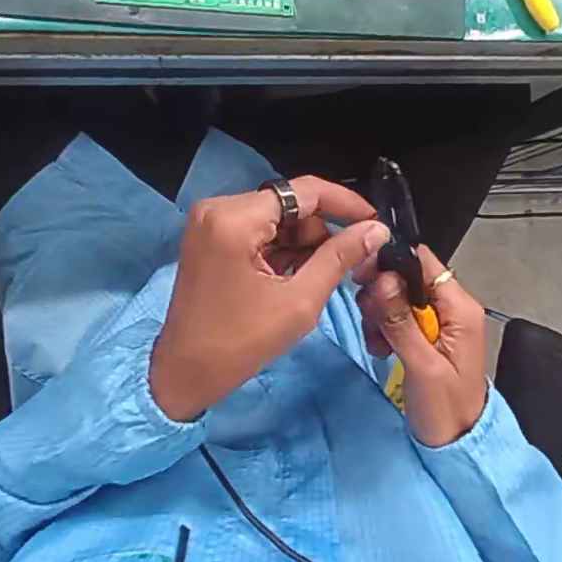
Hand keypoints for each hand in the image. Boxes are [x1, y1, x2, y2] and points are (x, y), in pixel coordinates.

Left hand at [151, 177, 388, 420]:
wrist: (186, 371)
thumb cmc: (240, 343)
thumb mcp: (299, 301)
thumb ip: (339, 257)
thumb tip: (375, 230)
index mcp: (233, 218)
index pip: (303, 190)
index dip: (346, 203)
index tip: (375, 222)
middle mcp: (216, 208)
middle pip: (289, 203)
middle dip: (320, 231)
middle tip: (346, 265)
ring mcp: (209, 221)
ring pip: (275, 217)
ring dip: (301, 243)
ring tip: (313, 279)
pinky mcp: (208, 236)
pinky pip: (256, 229)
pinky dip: (279, 249)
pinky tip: (291, 277)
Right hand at [357, 246, 488, 446]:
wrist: (457, 443)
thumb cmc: (446, 409)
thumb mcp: (422, 365)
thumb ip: (402, 321)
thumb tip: (383, 279)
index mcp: (460, 308)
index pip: (422, 261)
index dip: (389, 263)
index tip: (362, 280)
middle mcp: (451, 307)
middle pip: (405, 276)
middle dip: (380, 294)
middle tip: (372, 322)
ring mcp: (438, 320)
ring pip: (396, 296)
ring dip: (378, 314)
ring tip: (378, 342)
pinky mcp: (425, 334)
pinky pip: (396, 316)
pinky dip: (381, 327)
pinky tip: (381, 347)